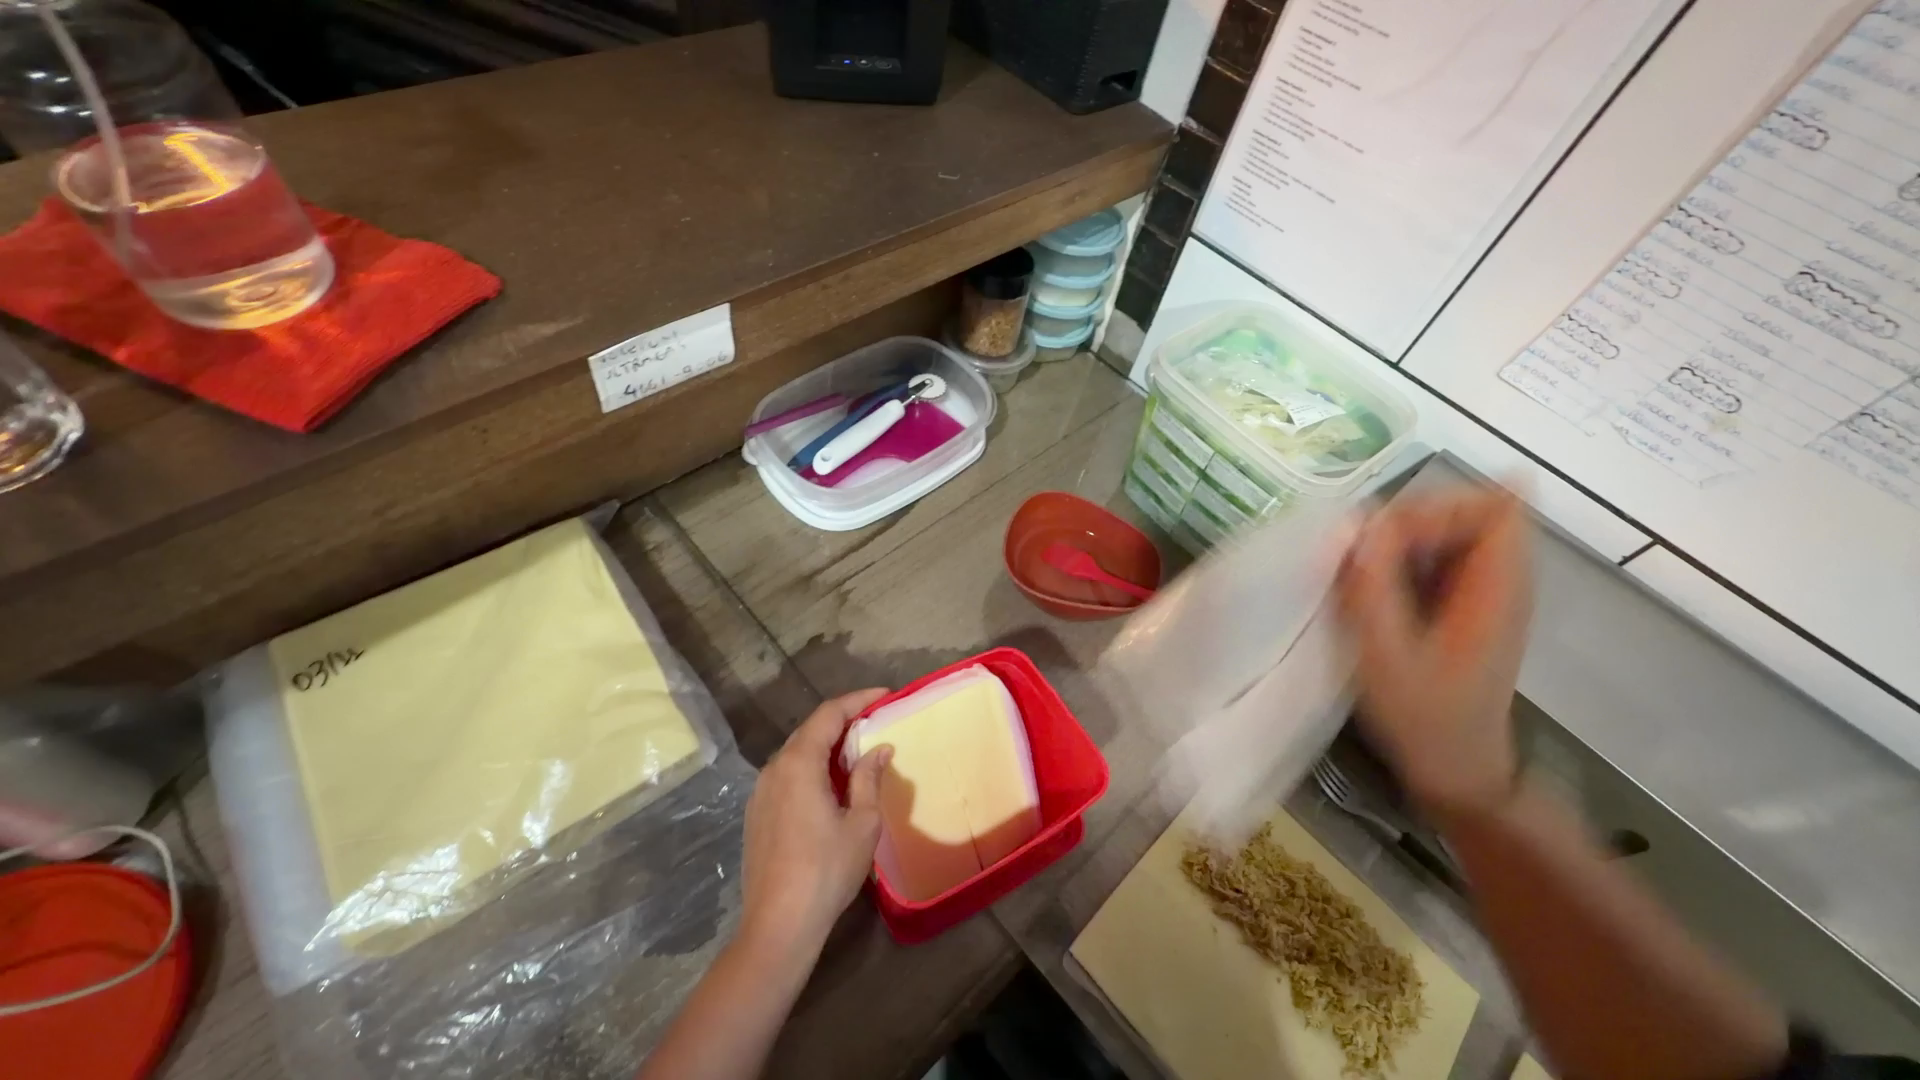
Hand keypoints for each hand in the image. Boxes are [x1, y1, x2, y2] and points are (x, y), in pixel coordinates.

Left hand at [740, 688, 892, 957]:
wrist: (779, 923)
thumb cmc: (827, 870)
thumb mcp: (862, 823)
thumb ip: (868, 779)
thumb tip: (878, 749)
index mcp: (798, 763)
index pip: (828, 714)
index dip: (858, 700)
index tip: (885, 695)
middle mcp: (774, 769)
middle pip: (810, 731)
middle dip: (843, 721)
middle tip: (876, 722)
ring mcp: (761, 793)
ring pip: (796, 754)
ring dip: (827, 747)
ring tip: (859, 753)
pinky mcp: (757, 814)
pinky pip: (787, 776)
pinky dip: (812, 769)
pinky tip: (832, 787)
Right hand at [1336, 489, 1532, 819]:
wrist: (1454, 768)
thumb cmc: (1423, 717)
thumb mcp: (1386, 654)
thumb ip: (1373, 585)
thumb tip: (1356, 523)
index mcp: (1498, 587)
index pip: (1493, 507)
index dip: (1436, 509)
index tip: (1386, 539)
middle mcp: (1500, 579)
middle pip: (1465, 511)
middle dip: (1408, 523)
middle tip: (1361, 557)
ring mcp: (1482, 591)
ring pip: (1444, 532)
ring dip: (1397, 542)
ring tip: (1358, 576)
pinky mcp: (1462, 603)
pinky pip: (1433, 558)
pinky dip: (1398, 562)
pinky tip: (1370, 593)